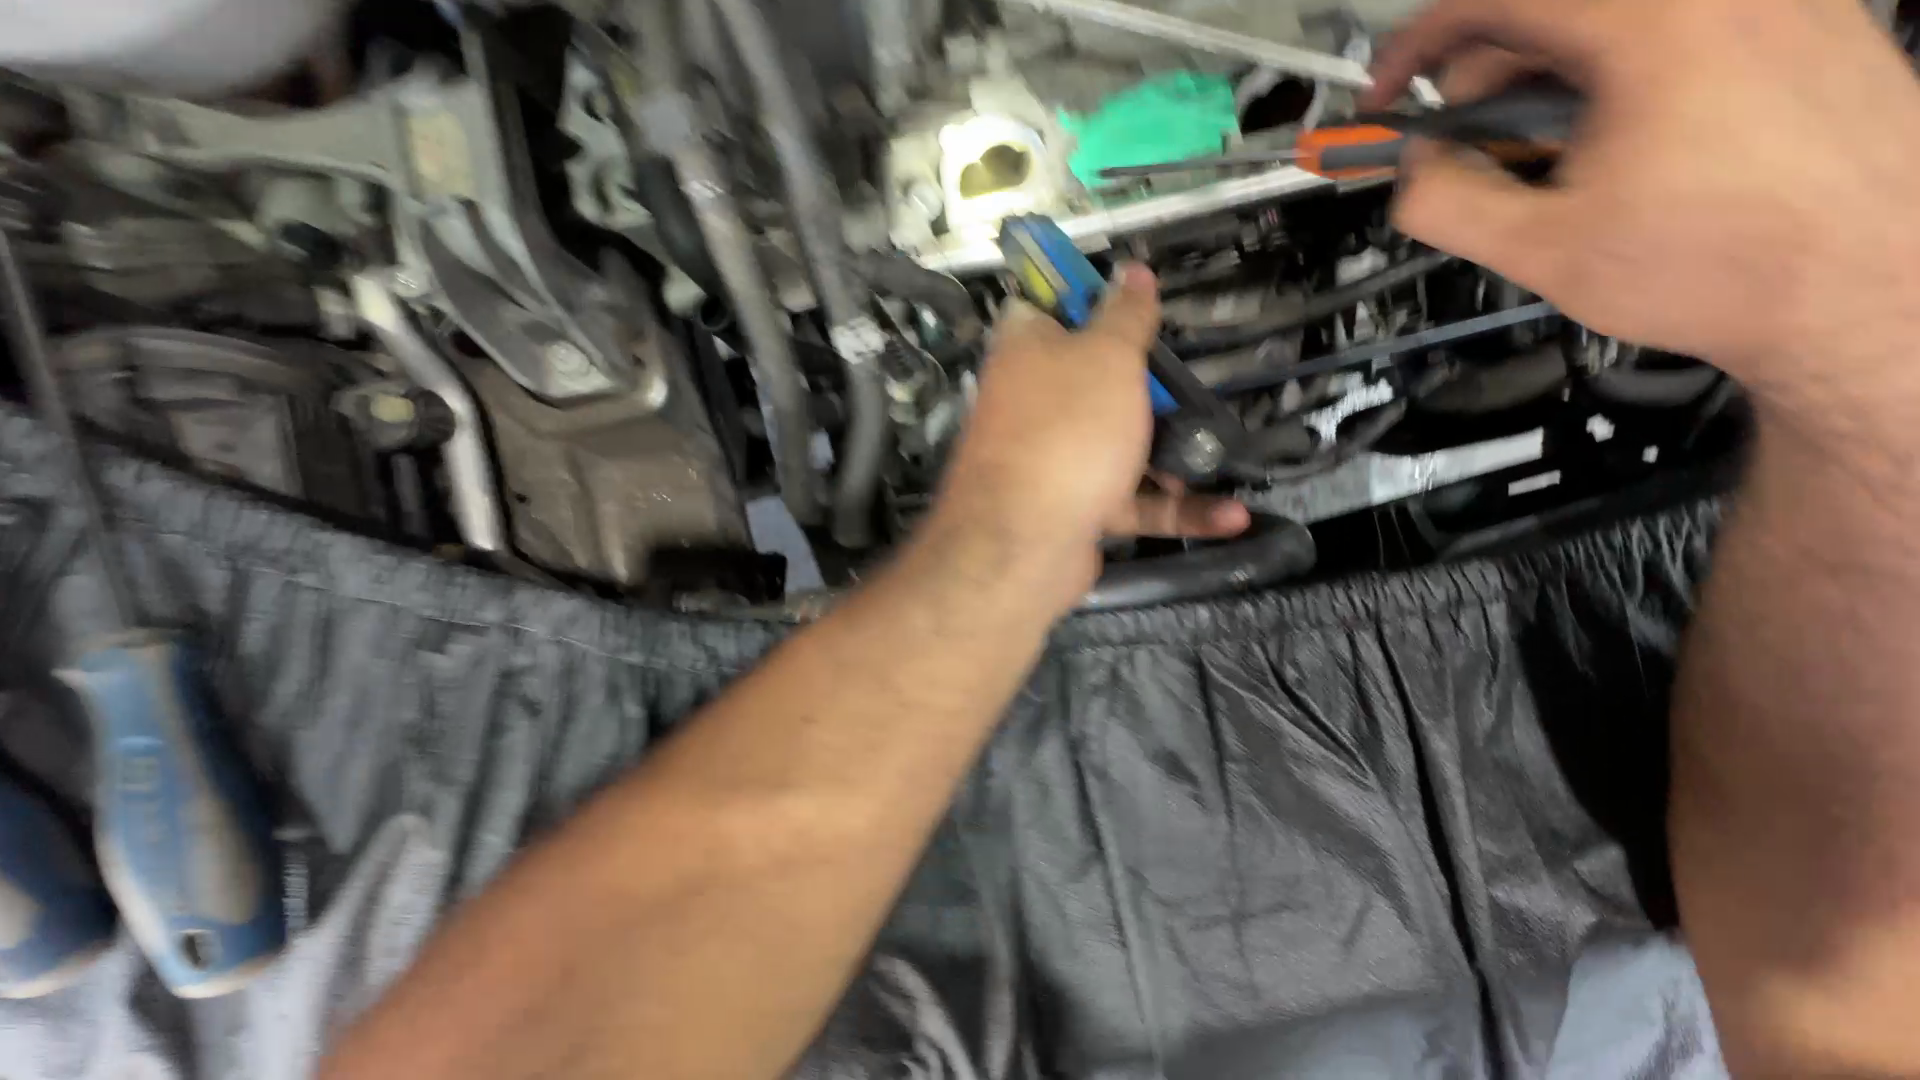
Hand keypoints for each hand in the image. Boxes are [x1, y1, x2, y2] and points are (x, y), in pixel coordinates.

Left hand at [920, 264, 1249, 610]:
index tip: (1134, 304)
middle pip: (1094, 378)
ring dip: (1172, 452)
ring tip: (1219, 451)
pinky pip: (1131, 502)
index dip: (1087, 299)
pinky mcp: (1074, 508)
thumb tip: (1132, 270)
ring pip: (1119, 444)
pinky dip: (1177, 509)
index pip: (1046, 306)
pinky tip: (1231, 516)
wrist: (1024, 543)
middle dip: (1147, 385)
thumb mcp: (1108, 357)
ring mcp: (1052, 458)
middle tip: (1187, 383)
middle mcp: (1032, 401)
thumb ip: (1126, 315)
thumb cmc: (1068, 430)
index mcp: (1026, 349)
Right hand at [1368, 0, 1919, 405]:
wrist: (1875, 290)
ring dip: (1548, 79)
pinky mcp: (1808, 23)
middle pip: (1553, 8)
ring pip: (1611, 21)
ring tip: (1544, 160)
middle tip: (1466, 147)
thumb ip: (1445, 203)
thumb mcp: (1540, 250)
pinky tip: (1612, 143)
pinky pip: (1676, 26)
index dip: (1419, 45)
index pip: (1496, 0)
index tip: (1390, 90)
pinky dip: (1614, 72)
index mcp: (1654, 26)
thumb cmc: (1721, 270)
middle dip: (1485, 76)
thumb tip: (1413, 171)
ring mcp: (1776, 1)